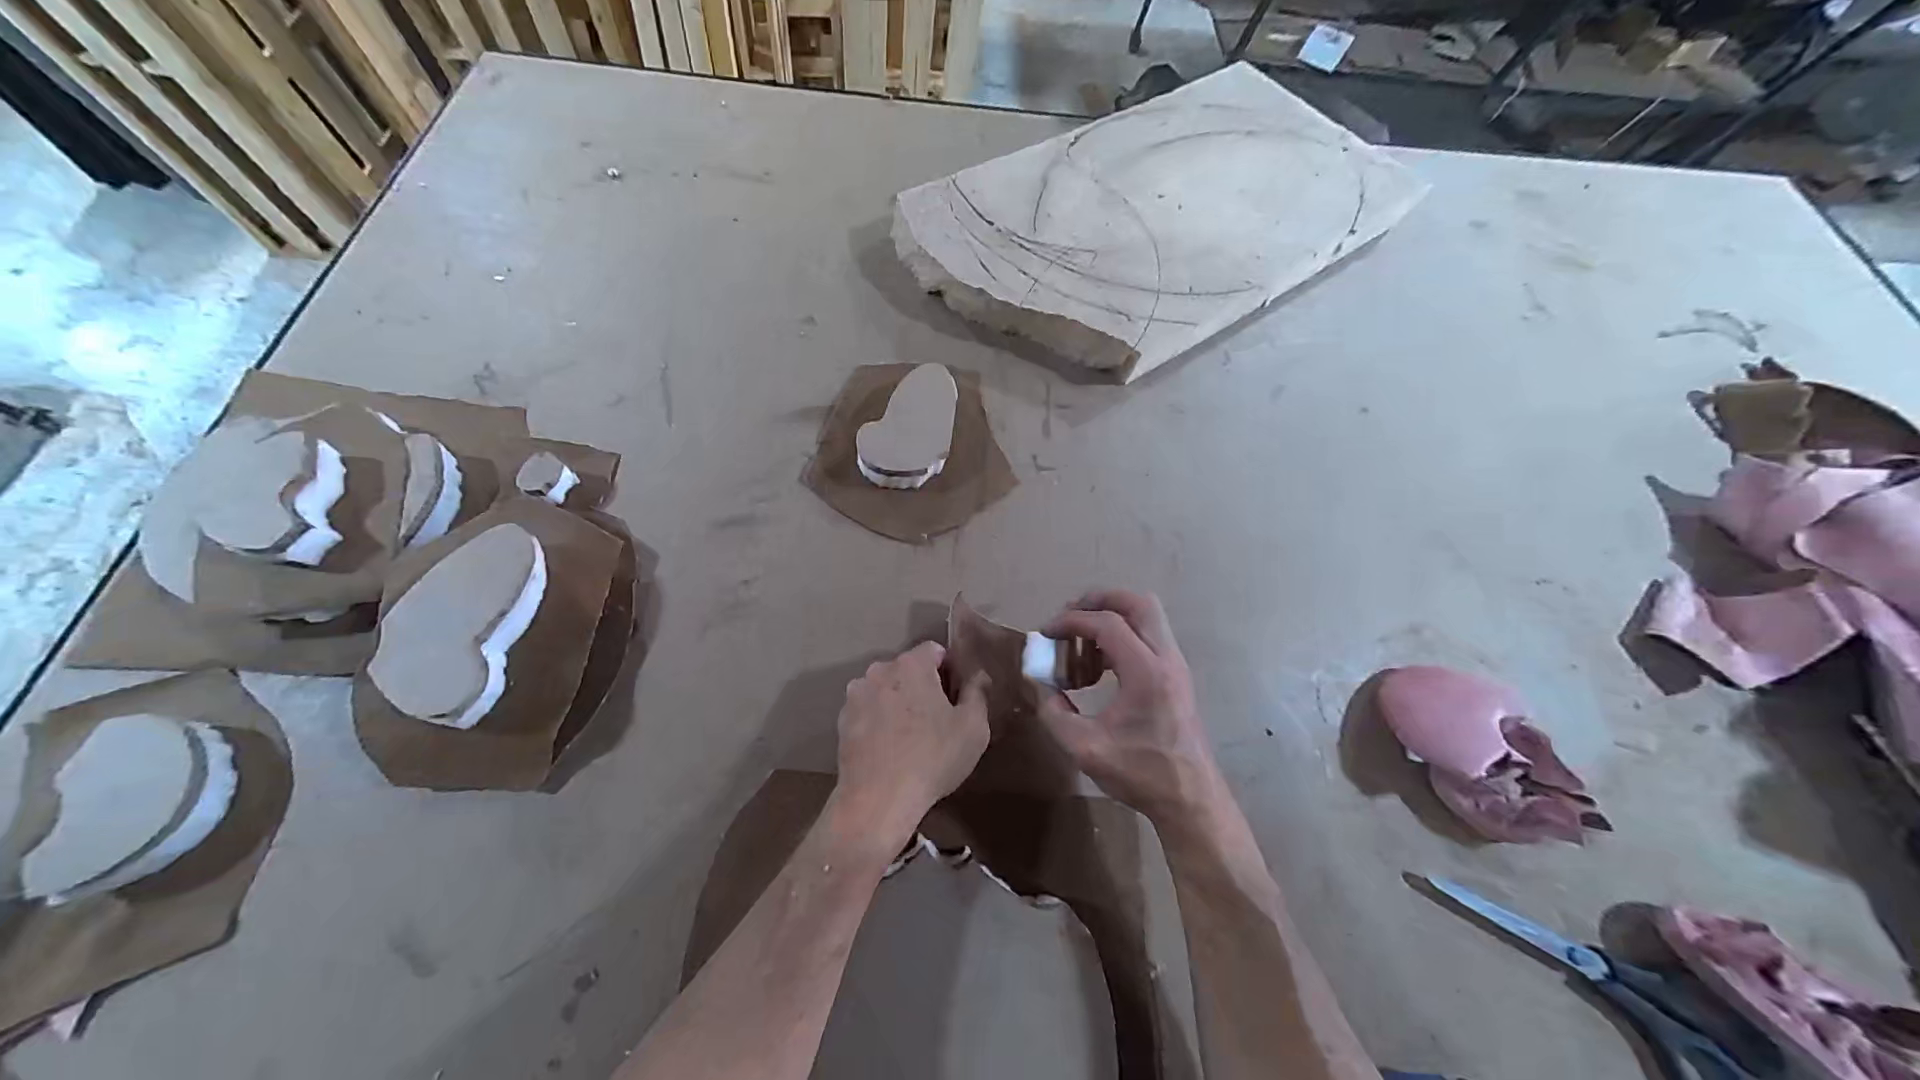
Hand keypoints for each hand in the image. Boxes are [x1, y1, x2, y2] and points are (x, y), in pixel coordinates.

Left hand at [836, 642, 990, 838]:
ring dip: (898, 703)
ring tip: (911, 737)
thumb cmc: (932, 759)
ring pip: (886, 690)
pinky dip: (879, 721)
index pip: (934, 650)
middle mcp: (878, 671)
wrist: (878, 800)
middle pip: (908, 669)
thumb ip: (978, 694)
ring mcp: (855, 696)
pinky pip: (868, 711)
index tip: (957, 696)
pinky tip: (889, 749)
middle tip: (938, 719)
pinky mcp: (841, 721)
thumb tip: (978, 677)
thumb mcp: (973, 728)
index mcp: (911, 665)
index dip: (950, 669)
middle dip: (923, 686)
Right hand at [1035, 590, 1222, 825]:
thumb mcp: (1084, 748)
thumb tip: (1040, 685)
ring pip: (1147, 616)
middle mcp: (1166, 658)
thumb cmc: (1141, 774)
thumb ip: (1053, 712)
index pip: (1107, 623)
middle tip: (1069, 617)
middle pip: (1138, 602)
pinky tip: (1099, 666)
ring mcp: (1176, 665)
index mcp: (1146, 672)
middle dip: (1099, 600)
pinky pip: (1149, 636)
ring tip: (1081, 642)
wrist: (1191, 799)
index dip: (1071, 621)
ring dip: (1112, 617)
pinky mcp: (1176, 676)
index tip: (1046, 633)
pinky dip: (1122, 636)